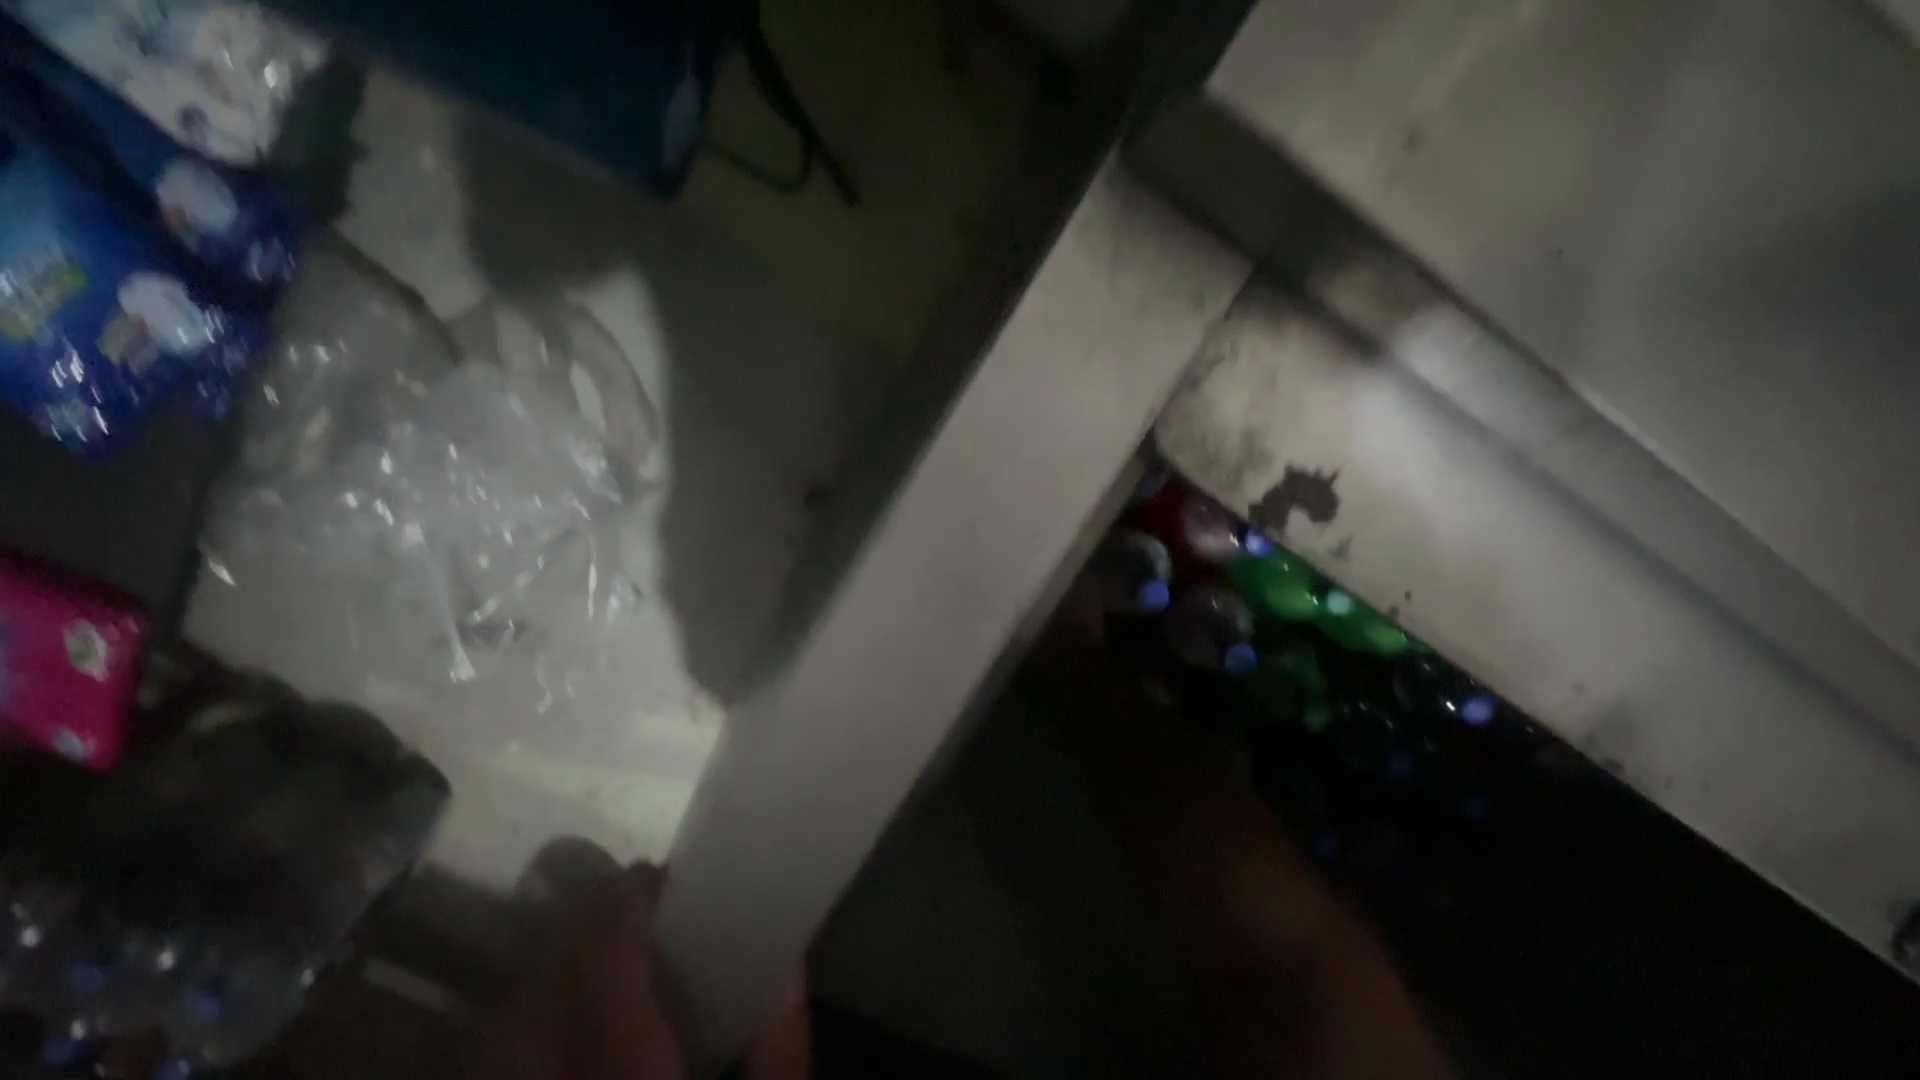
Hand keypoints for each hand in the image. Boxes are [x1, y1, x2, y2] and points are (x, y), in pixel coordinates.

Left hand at [496, 862, 810, 1079]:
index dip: (624, 906)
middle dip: (591, 931)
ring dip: (562, 972)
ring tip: (614, 959)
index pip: (605, 965)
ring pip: (515, 1022)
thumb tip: (786, 967)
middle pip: (548, 983)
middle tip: (644, 914)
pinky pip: (510, 1060)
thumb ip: (782, 1057)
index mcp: (626, 1077)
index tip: (661, 878)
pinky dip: (540, 1023)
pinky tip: (581, 1025)